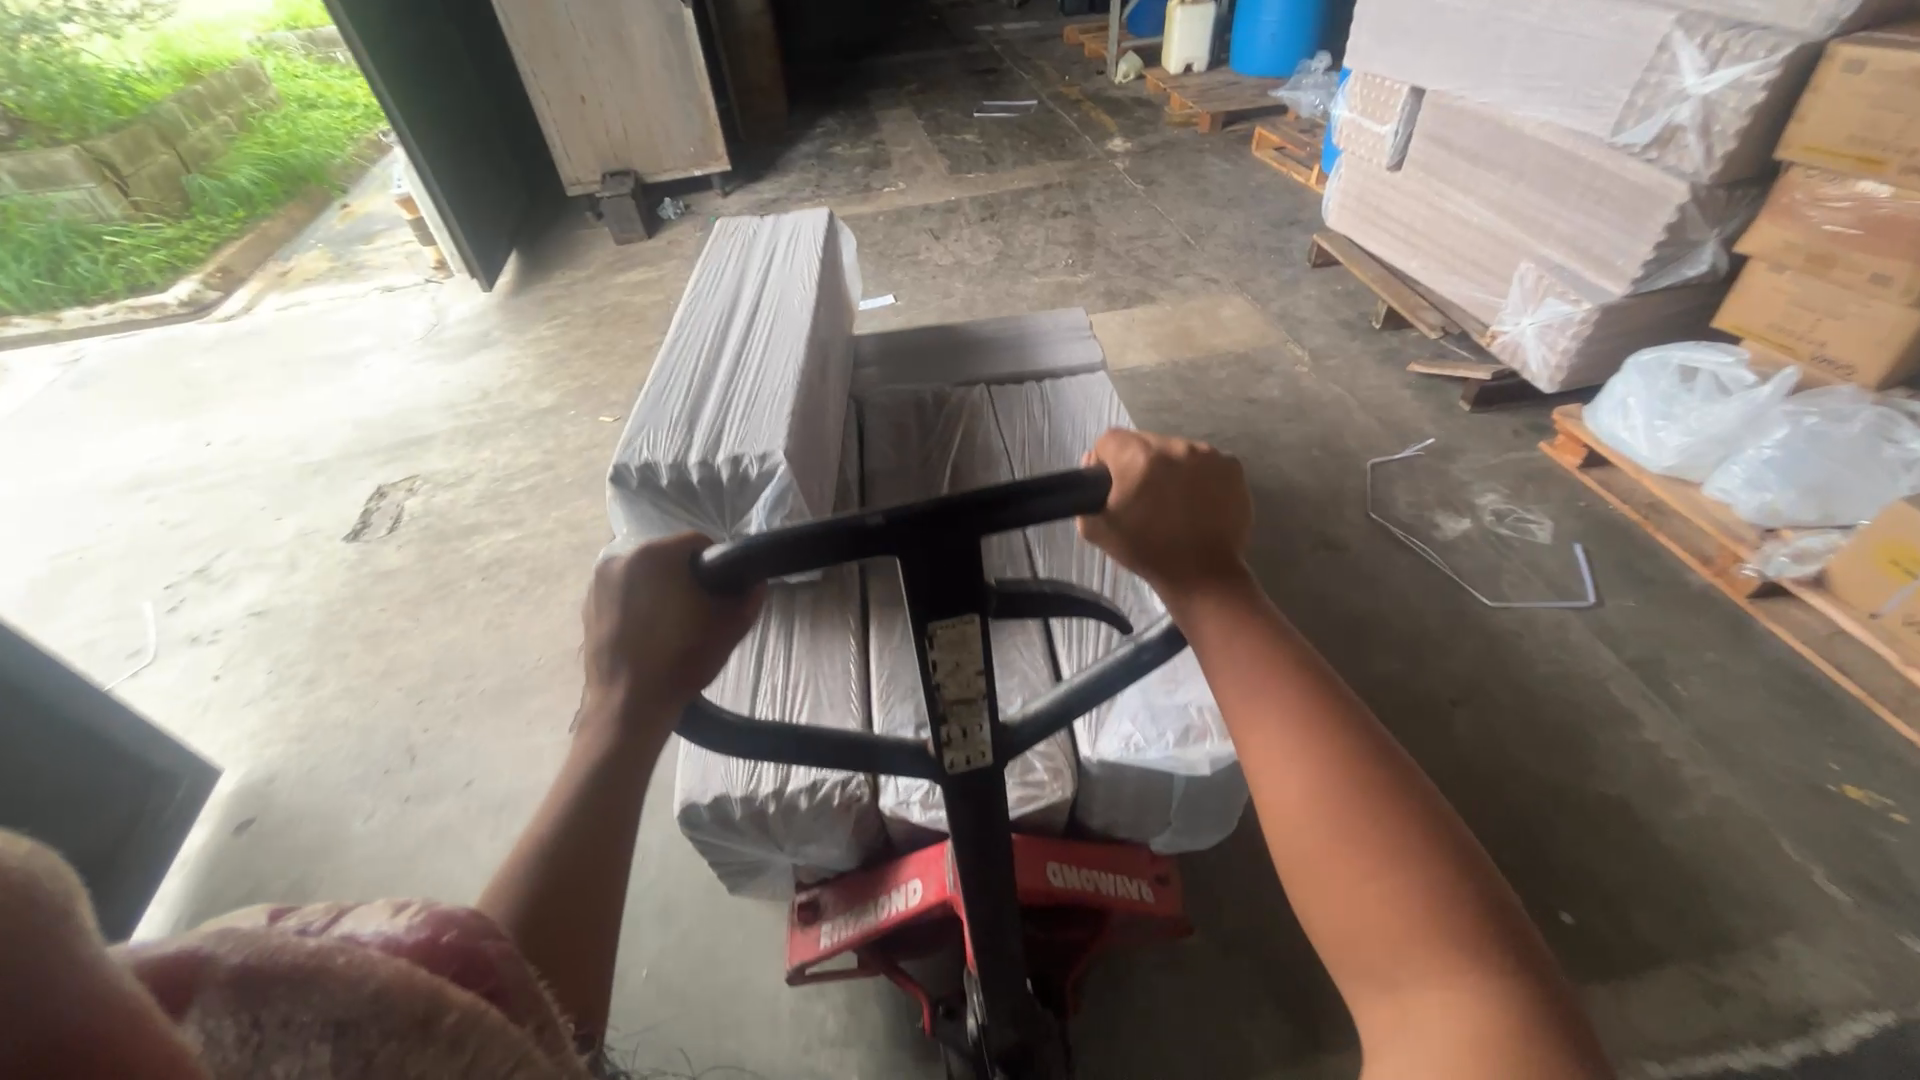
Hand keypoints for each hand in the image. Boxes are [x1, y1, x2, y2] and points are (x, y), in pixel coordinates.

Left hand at [579, 533, 763, 745]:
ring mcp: (598, 583)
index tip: (723, 592)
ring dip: (661, 590)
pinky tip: (650, 635)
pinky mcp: (587, 607)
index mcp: (654, 555)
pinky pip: (624, 594)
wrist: (629, 707)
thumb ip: (750, 596)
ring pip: (644, 575)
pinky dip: (639, 605)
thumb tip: (755, 582)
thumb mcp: (730, 627)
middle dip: (686, 577)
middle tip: (702, 610)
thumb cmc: (682, 660)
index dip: (717, 566)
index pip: (697, 542)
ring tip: (675, 625)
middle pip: (667, 557)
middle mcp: (620, 558)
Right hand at [1080, 429, 1253, 602]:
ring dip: (1170, 468)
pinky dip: (1198, 476)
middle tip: (1143, 497)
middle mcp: (1174, 446)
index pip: (1110, 439)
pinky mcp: (1232, 466)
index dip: (1104, 461)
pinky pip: (1205, 462)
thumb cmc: (1145, 552)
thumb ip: (1085, 494)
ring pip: (1177, 450)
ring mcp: (1208, 454)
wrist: (1201, 574)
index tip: (1112, 485)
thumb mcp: (1096, 529)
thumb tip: (1094, 463)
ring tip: (1173, 501)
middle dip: (1138, 463)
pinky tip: (1196, 502)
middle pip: (1145, 442)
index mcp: (1138, 458)